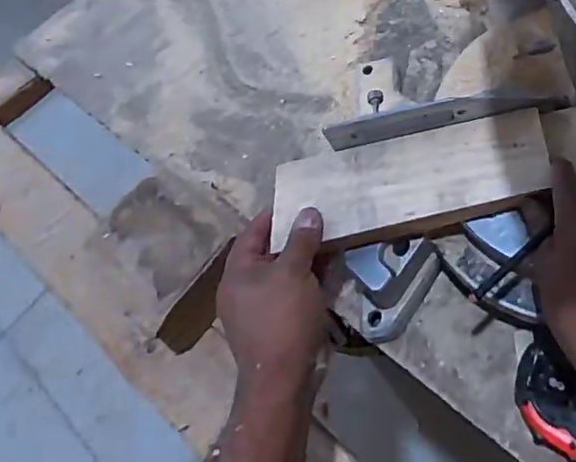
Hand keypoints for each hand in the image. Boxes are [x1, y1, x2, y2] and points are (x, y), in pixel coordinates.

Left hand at [217, 208, 329, 393]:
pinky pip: (299, 288)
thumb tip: (309, 212)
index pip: (253, 232)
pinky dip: (316, 275)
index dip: (276, 213)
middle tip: (326, 213)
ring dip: (312, 254)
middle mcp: (247, 287)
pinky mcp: (283, 319)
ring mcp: (265, 305)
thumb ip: (301, 239)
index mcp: (238, 274)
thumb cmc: (282, 318)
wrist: (284, 378)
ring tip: (337, 234)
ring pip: (290, 269)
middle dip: (300, 233)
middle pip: (273, 249)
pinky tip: (337, 265)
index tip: (301, 197)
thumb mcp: (293, 271)